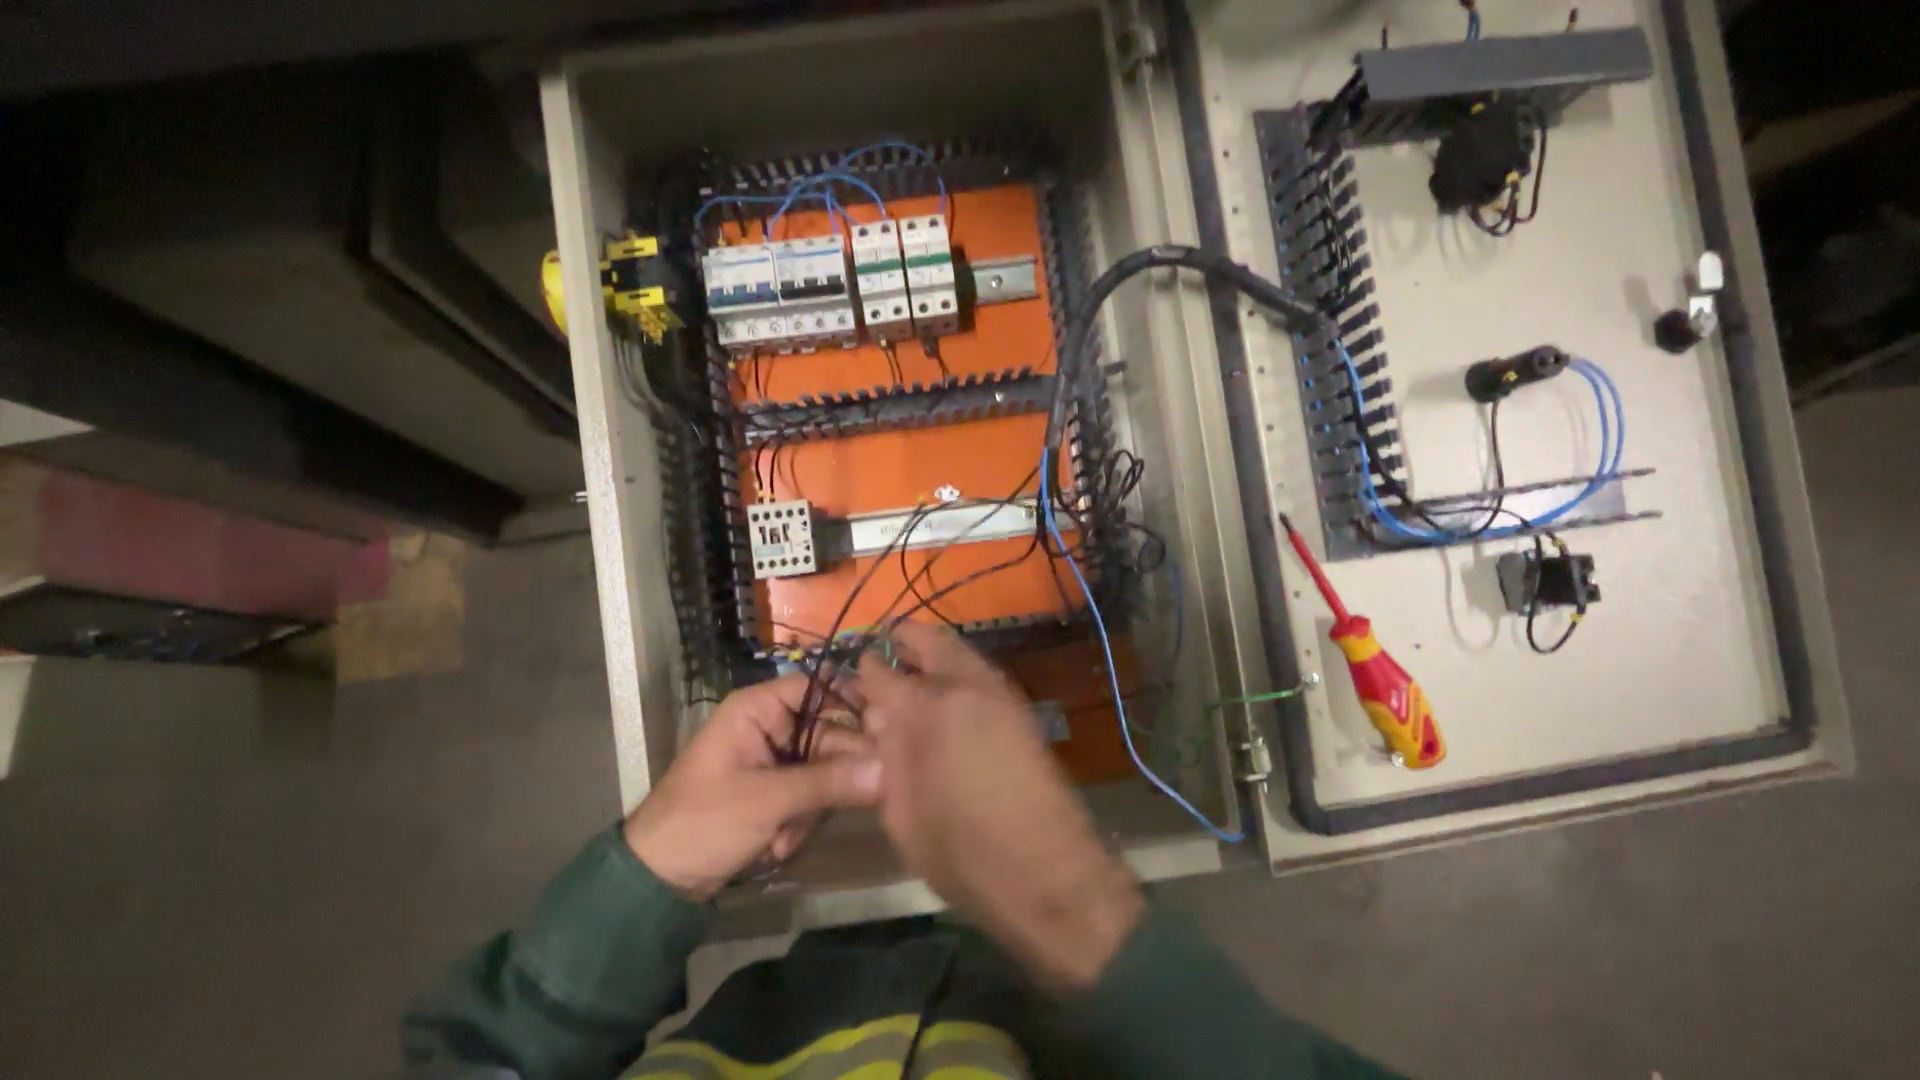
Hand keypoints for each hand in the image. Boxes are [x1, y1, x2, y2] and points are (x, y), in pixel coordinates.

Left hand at [623, 674, 881, 900]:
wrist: (658, 880)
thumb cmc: (704, 822)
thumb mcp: (769, 800)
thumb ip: (830, 781)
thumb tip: (888, 768)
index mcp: (758, 709)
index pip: (819, 687)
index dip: (854, 702)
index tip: (888, 729)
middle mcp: (769, 727)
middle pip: (829, 733)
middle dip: (831, 776)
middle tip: (855, 800)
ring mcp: (773, 761)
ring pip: (825, 770)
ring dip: (813, 808)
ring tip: (786, 836)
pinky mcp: (775, 793)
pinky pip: (811, 796)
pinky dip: (800, 823)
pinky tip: (779, 846)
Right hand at [857, 623, 1143, 991]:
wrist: (1046, 874)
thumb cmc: (962, 856)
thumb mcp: (902, 816)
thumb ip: (888, 760)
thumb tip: (881, 725)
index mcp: (925, 710)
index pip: (880, 670)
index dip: (861, 672)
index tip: (851, 676)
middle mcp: (964, 687)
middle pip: (929, 640)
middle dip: (903, 640)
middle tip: (885, 650)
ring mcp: (1000, 695)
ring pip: (961, 652)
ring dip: (935, 653)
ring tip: (914, 673)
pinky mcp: (1022, 712)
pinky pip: (983, 674)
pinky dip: (961, 672)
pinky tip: (948, 700)